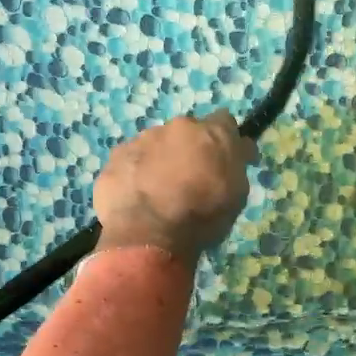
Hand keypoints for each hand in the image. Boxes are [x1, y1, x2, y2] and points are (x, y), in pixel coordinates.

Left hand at [93, 111, 256, 266]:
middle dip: (190, 149)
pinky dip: (137, 173)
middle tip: (191, 179)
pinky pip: (131, 161)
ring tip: (160, 191)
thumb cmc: (203, 216)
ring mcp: (141, 140)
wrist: (149, 234)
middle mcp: (175, 127)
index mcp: (210, 133)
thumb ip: (237, 163)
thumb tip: (240, 146)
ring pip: (156, 144)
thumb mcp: (237, 193)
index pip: (224, 121)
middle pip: (187, 132)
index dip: (226, 138)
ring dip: (161, 160)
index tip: (226, 157)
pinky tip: (138, 196)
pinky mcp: (115, 157)